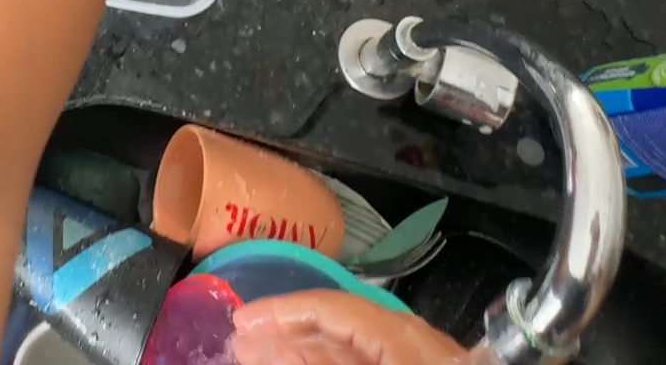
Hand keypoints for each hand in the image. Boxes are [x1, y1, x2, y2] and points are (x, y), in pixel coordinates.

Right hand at [230, 291, 465, 364]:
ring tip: (274, 357)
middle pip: (342, 321)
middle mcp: (414, 341)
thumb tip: (261, 343)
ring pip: (359, 346)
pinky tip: (322, 363)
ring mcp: (426, 362)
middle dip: (293, 331)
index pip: (329, 306)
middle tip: (246, 343)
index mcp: (400, 335)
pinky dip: (342, 360)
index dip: (280, 311)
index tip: (239, 324)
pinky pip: (372, 360)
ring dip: (315, 350)